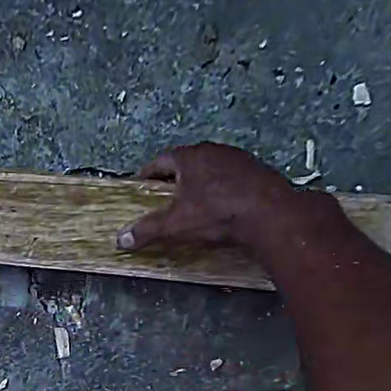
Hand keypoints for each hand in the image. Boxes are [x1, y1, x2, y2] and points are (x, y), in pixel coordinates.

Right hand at [116, 143, 304, 251]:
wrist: (269, 213)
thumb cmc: (217, 214)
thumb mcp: (176, 225)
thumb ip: (148, 230)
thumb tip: (121, 239)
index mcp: (189, 157)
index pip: (161, 160)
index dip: (149, 173)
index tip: (142, 184)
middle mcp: (213, 151)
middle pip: (187, 161)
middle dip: (175, 177)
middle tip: (166, 193)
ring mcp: (238, 159)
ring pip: (211, 168)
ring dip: (200, 181)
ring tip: (194, 200)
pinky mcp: (257, 172)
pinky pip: (232, 178)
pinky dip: (222, 189)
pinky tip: (223, 205)